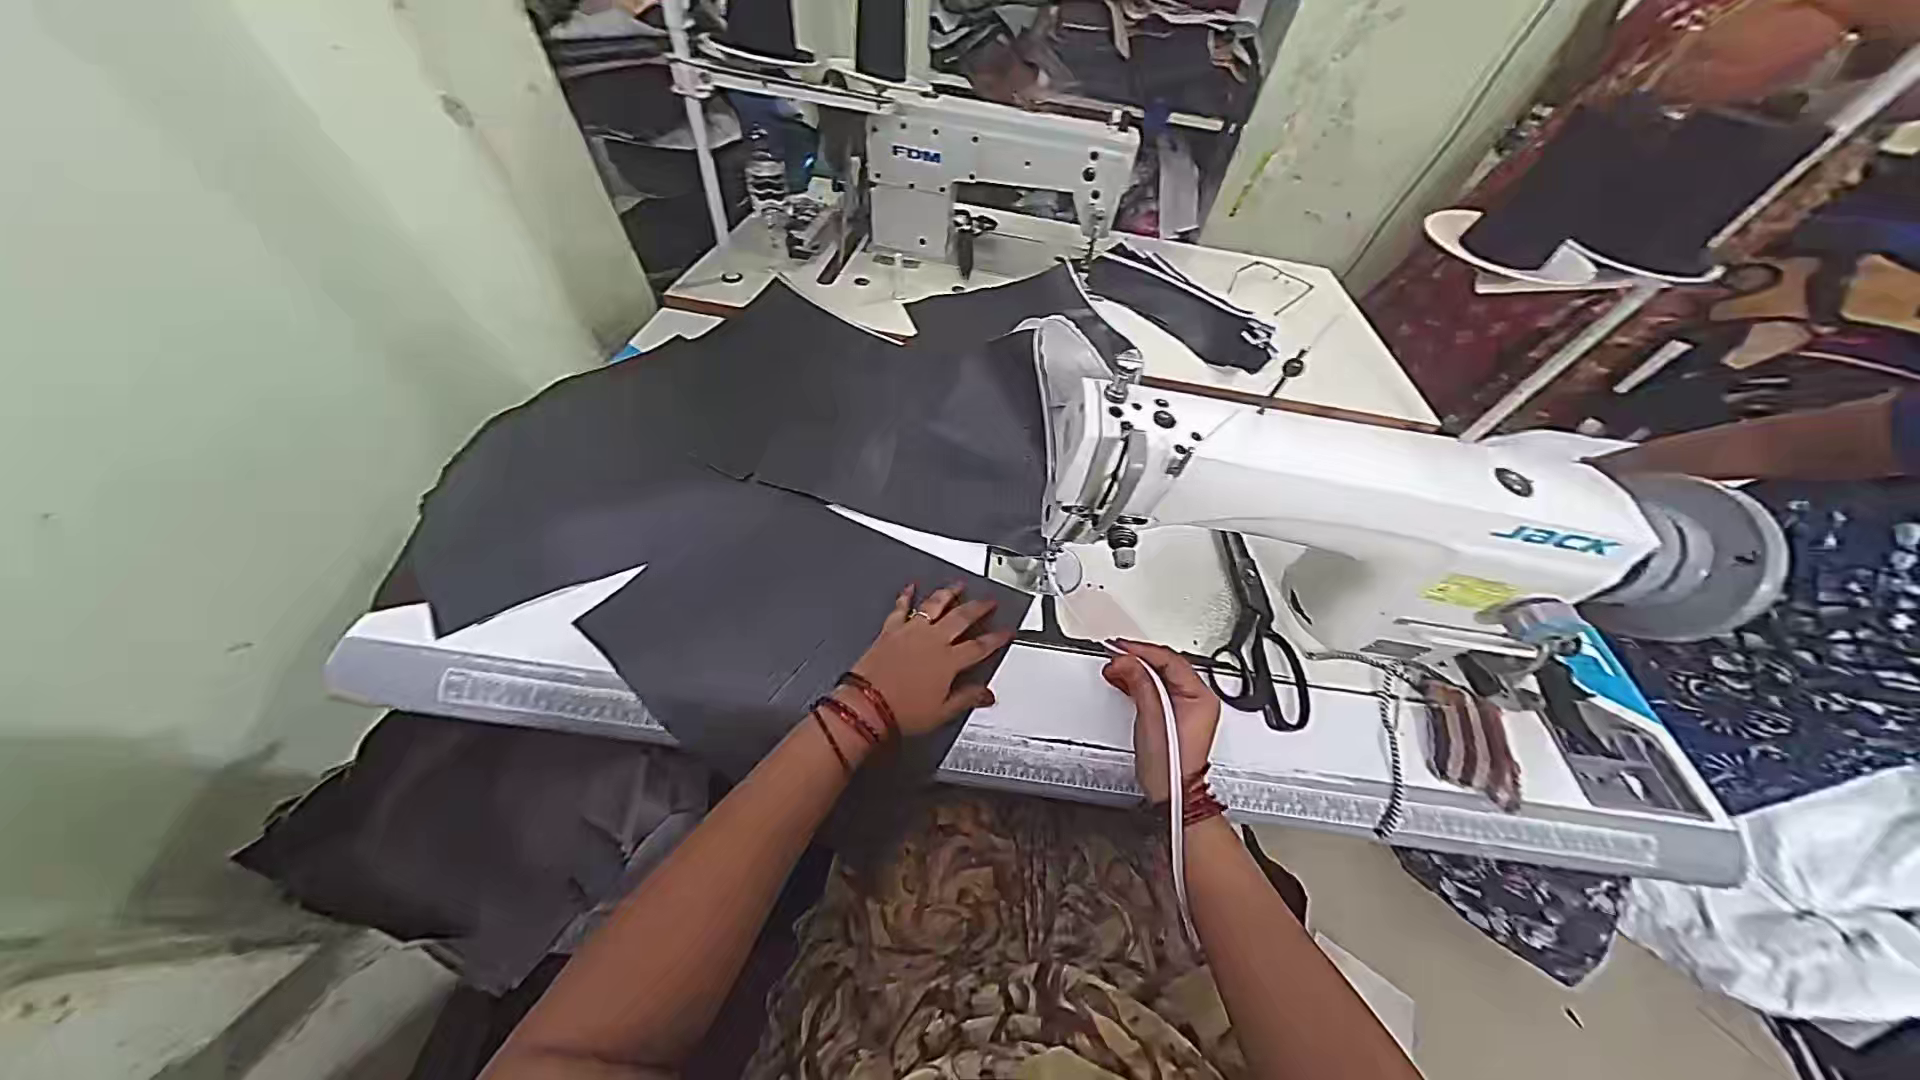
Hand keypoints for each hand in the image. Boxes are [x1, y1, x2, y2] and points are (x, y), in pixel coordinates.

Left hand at [847, 583, 1016, 737]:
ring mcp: (911, 631)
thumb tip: (986, 695)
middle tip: (989, 601)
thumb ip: (966, 698)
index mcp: (949, 661)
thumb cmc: (901, 712)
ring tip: (958, 586)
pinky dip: (907, 595)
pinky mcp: (890, 630)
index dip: (996, 638)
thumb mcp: (942, 712)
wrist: (867, 706)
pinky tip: (911, 587)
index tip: (1006, 632)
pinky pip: (901, 607)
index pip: (980, 646)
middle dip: (979, 607)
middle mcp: (932, 640)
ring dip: (949, 593)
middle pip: (962, 617)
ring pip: (935, 605)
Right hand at [1102, 640, 1221, 802]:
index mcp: (1200, 697)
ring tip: (1115, 668)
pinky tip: (1124, 680)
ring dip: (1136, 669)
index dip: (1143, 651)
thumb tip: (1128, 661)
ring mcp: (1188, 707)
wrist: (1172, 794)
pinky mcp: (1175, 713)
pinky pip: (1158, 688)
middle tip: (1116, 657)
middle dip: (1138, 659)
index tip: (1122, 648)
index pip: (1170, 661)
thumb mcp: (1151, 718)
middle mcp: (1198, 700)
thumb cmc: (1170, 765)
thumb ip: (1140, 684)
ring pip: (1160, 676)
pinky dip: (1139, 682)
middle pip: (1166, 665)